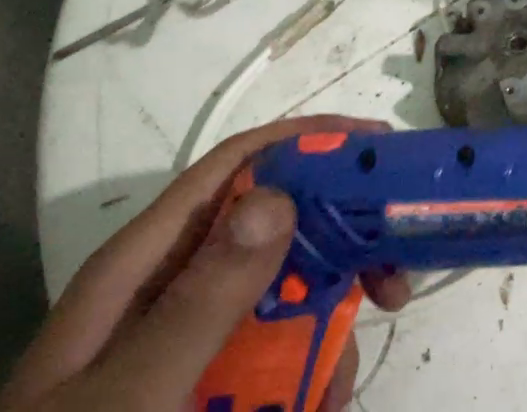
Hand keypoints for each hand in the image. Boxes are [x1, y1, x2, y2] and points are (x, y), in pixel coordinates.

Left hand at [0, 116, 412, 411]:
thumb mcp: (133, 393)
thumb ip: (202, 302)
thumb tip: (279, 196)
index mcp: (146, 262)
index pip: (237, 166)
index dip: (310, 140)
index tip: (382, 149)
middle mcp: (174, 282)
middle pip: (279, 226)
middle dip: (344, 246)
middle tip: (393, 283)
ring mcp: (191, 332)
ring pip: (289, 291)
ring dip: (330, 326)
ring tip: (337, 386)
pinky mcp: (205, 375)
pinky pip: (278, 348)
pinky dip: (310, 368)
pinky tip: (318, 401)